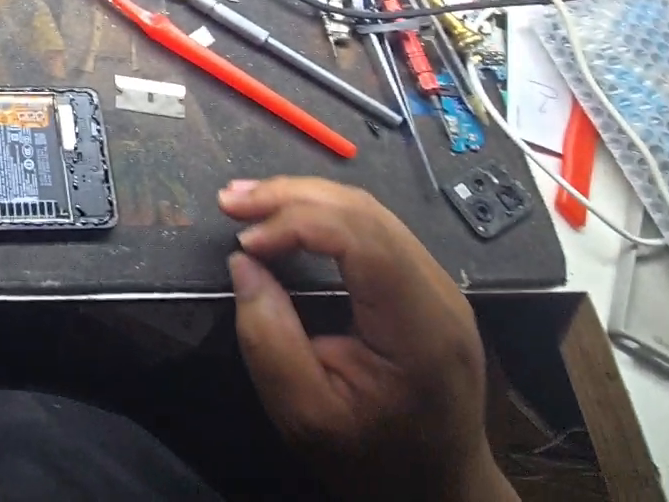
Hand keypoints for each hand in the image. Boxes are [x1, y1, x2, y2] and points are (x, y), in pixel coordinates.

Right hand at [218, 177, 515, 501]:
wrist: (436, 488)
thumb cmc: (369, 457)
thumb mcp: (303, 414)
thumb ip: (267, 338)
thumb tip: (243, 263)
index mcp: (418, 329)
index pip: (361, 239)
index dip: (296, 223)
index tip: (243, 242)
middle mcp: (439, 294)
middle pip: (363, 212)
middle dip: (289, 195)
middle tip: (229, 201)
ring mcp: (438, 285)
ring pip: (366, 209)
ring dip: (300, 197)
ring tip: (245, 201)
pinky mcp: (422, 282)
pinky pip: (368, 226)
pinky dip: (317, 212)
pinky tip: (281, 215)